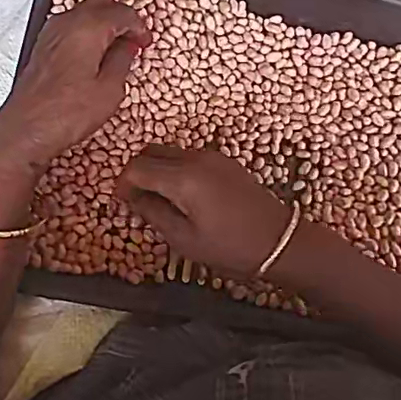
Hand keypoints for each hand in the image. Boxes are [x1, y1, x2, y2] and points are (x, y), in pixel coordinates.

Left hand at [0, 0, 149, 167]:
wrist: (26, 130)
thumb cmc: (65, 113)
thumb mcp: (110, 89)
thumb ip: (123, 60)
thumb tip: (128, 46)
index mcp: (87, 27)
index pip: (122, 12)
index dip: (139, 26)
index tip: (145, 41)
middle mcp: (66, 22)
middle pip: (101, 3)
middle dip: (121, 19)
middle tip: (134, 42)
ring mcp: (51, 33)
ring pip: (84, 13)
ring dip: (103, 26)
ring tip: (116, 52)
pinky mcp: (42, 47)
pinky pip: (71, 28)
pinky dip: (87, 35)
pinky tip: (95, 58)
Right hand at [116, 146, 294, 277]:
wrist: (279, 242)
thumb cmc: (230, 247)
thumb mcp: (184, 239)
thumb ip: (153, 213)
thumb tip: (133, 198)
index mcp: (183, 178)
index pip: (137, 167)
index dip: (123, 183)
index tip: (121, 201)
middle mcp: (196, 159)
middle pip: (151, 152)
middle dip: (137, 172)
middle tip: (134, 199)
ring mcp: (213, 157)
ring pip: (170, 152)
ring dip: (156, 170)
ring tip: (157, 201)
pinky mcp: (225, 162)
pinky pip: (189, 157)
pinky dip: (175, 170)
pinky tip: (180, 196)